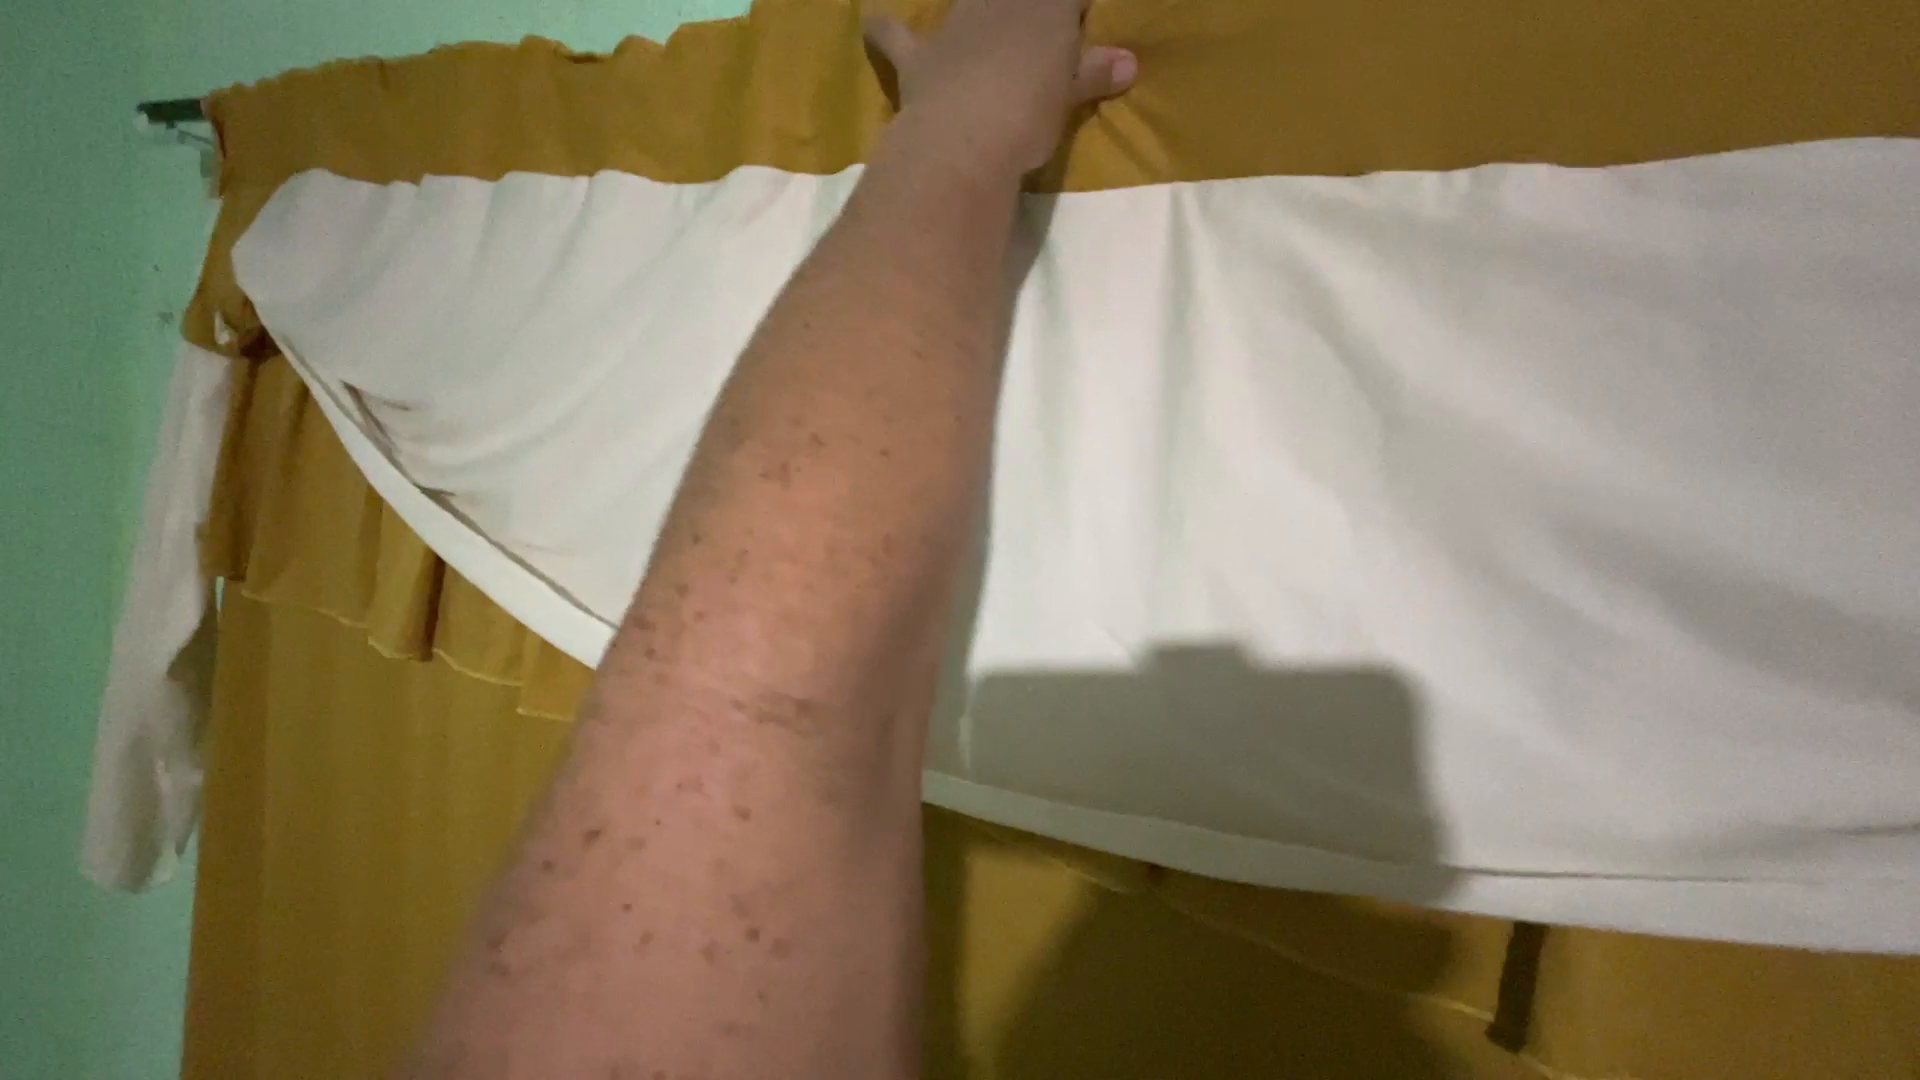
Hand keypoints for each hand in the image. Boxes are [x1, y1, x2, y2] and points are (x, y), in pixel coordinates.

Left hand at [864, 0, 1136, 175]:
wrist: (967, 136)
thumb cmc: (1031, 114)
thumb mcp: (1069, 97)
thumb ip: (1093, 74)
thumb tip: (1129, 62)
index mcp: (1049, 7)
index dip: (1075, 10)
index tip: (1081, 16)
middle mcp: (1000, 3)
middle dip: (1029, 10)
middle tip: (1031, 28)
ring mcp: (956, 27)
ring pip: (966, 3)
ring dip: (977, 10)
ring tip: (983, 21)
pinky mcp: (918, 60)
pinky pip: (893, 36)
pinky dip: (883, 30)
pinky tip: (873, 22)